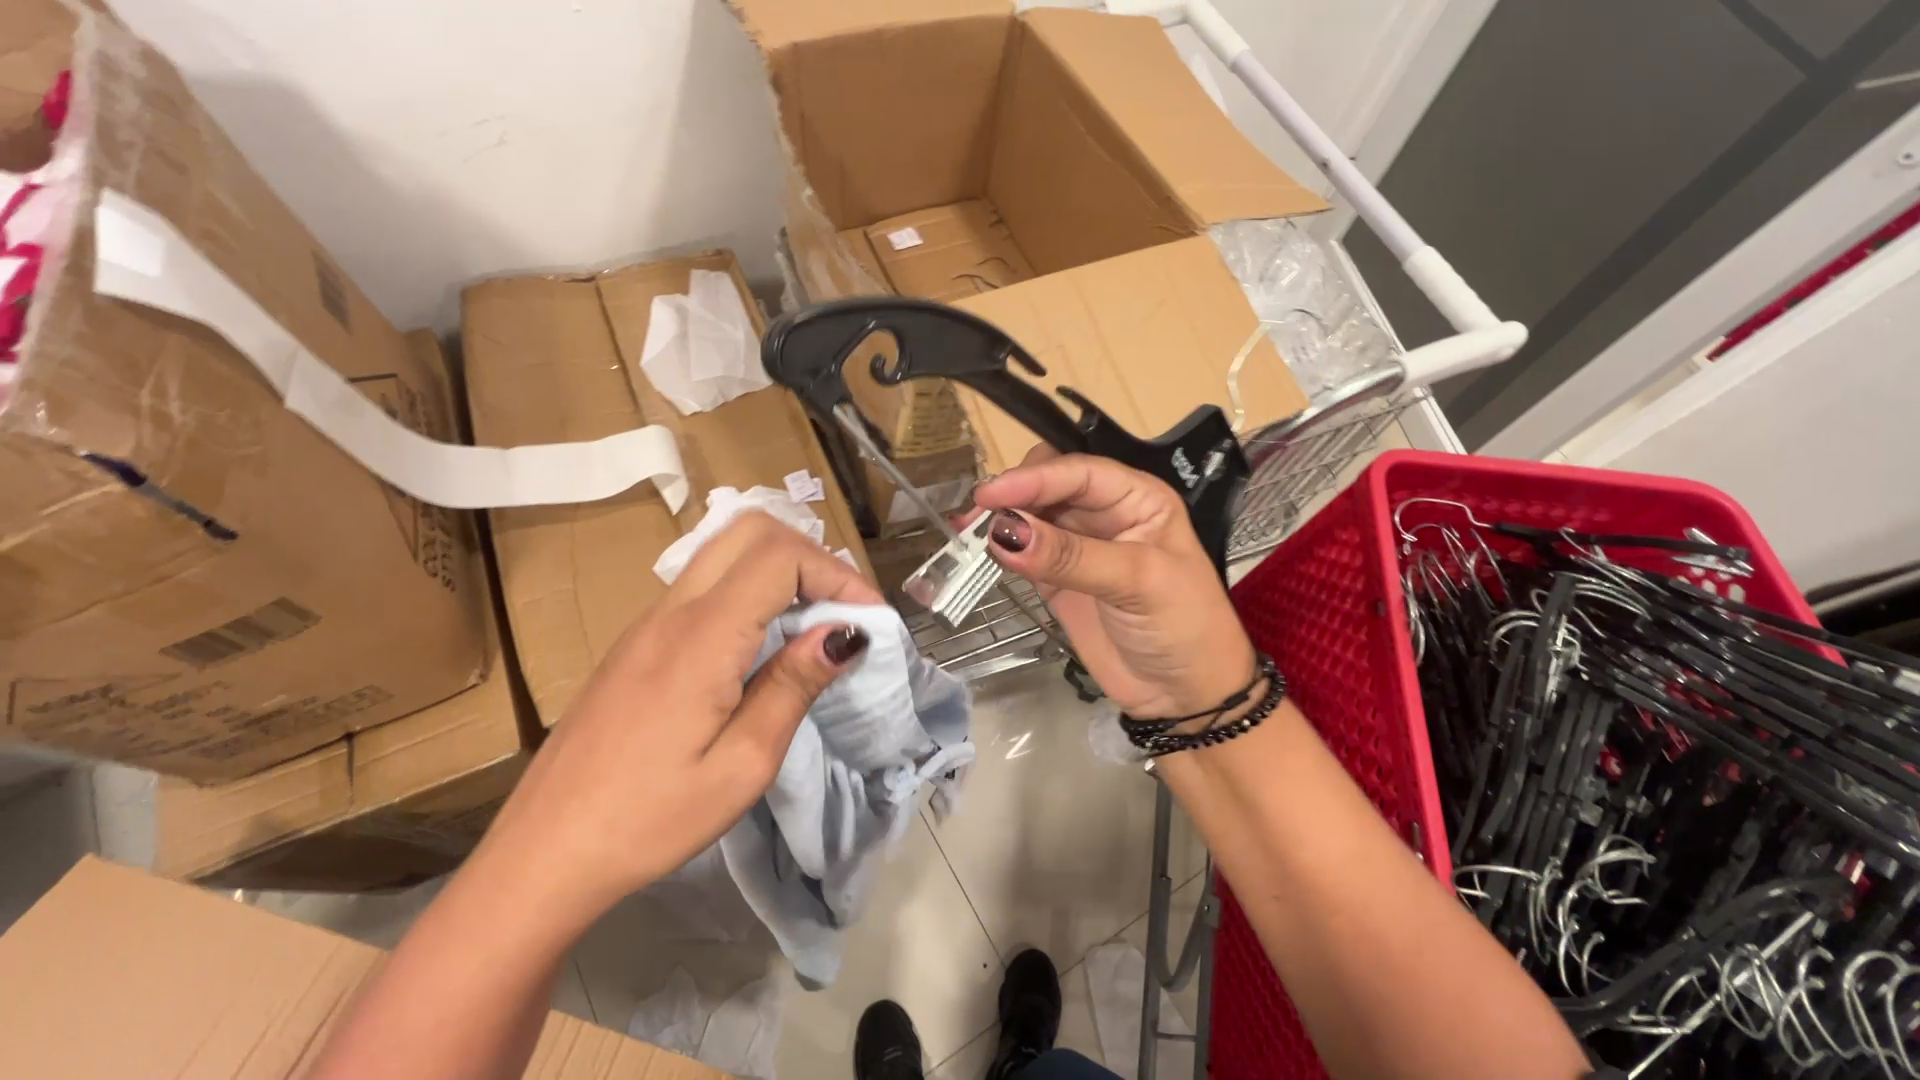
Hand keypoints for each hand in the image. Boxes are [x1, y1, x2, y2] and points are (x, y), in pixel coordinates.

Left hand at [476, 512, 882, 920]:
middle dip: (810, 556)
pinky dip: (749, 592)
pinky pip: (702, 587)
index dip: (837, 573)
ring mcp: (647, 624)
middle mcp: (671, 613)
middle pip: (748, 531)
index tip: (870, 621)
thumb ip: (792, 687)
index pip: (780, 557)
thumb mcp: (742, 767)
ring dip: (779, 572)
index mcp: (701, 639)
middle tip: (843, 611)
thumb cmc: (650, 820)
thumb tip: (843, 634)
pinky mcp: (636, 644)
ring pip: (723, 553)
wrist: (545, 851)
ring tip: (814, 627)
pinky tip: (764, 648)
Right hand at [972, 447, 1256, 719]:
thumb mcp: (1137, 582)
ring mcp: (1078, 547)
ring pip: (1030, 517)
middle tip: (976, 515)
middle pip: (1049, 486)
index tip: (990, 494)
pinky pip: (1023, 553)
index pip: (1079, 473)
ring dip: (1000, 520)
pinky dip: (1001, 549)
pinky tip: (981, 551)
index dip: (1033, 478)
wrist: (1185, 695)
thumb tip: (1005, 531)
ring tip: (967, 531)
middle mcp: (1105, 514)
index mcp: (1137, 498)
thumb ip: (1071, 556)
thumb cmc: (1183, 627)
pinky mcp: (1057, 580)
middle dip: (1013, 494)